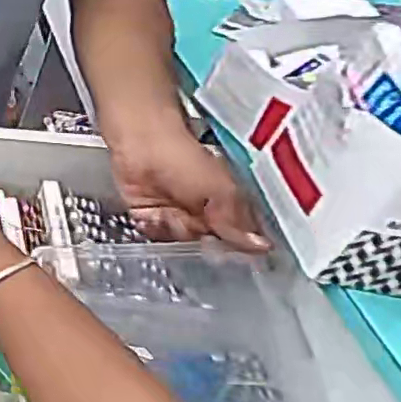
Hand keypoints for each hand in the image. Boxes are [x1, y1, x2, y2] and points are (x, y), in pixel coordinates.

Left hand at [109, 134, 269, 251]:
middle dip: (198, 239)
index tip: (230, 254)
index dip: (234, 247)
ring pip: (178, 241)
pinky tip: (151, 214)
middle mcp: (201, 212)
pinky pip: (152, 233)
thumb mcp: (221, 191)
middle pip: (205, 243)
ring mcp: (174, 213)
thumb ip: (236, 221)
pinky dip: (151, 227)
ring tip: (169, 213)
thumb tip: (258, 246)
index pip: (237, 237)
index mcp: (227, 204)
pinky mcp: (147, 213)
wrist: (142, 147)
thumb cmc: (184, 158)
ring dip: (173, 231)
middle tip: (191, 224)